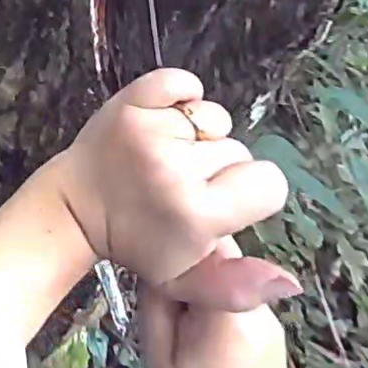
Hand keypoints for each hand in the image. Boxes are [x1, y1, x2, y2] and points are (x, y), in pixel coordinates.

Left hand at [41, 68, 296, 309]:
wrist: (75, 206)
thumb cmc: (134, 243)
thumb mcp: (183, 281)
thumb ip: (238, 287)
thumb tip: (291, 282)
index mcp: (196, 213)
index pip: (268, 184)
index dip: (251, 192)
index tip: (222, 199)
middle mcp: (175, 167)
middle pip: (238, 151)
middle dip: (218, 168)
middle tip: (183, 183)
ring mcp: (150, 128)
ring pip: (214, 118)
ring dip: (199, 134)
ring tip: (170, 154)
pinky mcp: (130, 100)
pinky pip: (180, 81)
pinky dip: (182, 92)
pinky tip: (168, 116)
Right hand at [142, 244, 330, 367]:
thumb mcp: (158, 356)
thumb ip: (153, 299)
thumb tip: (151, 259)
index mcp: (231, 306)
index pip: (206, 241)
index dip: (175, 239)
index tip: (149, 253)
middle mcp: (259, 304)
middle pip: (216, 256)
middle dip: (184, 265)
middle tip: (156, 294)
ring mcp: (269, 318)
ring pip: (224, 277)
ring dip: (197, 285)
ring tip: (174, 320)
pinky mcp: (270, 333)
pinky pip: (234, 298)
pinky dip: (211, 304)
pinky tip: (196, 337)